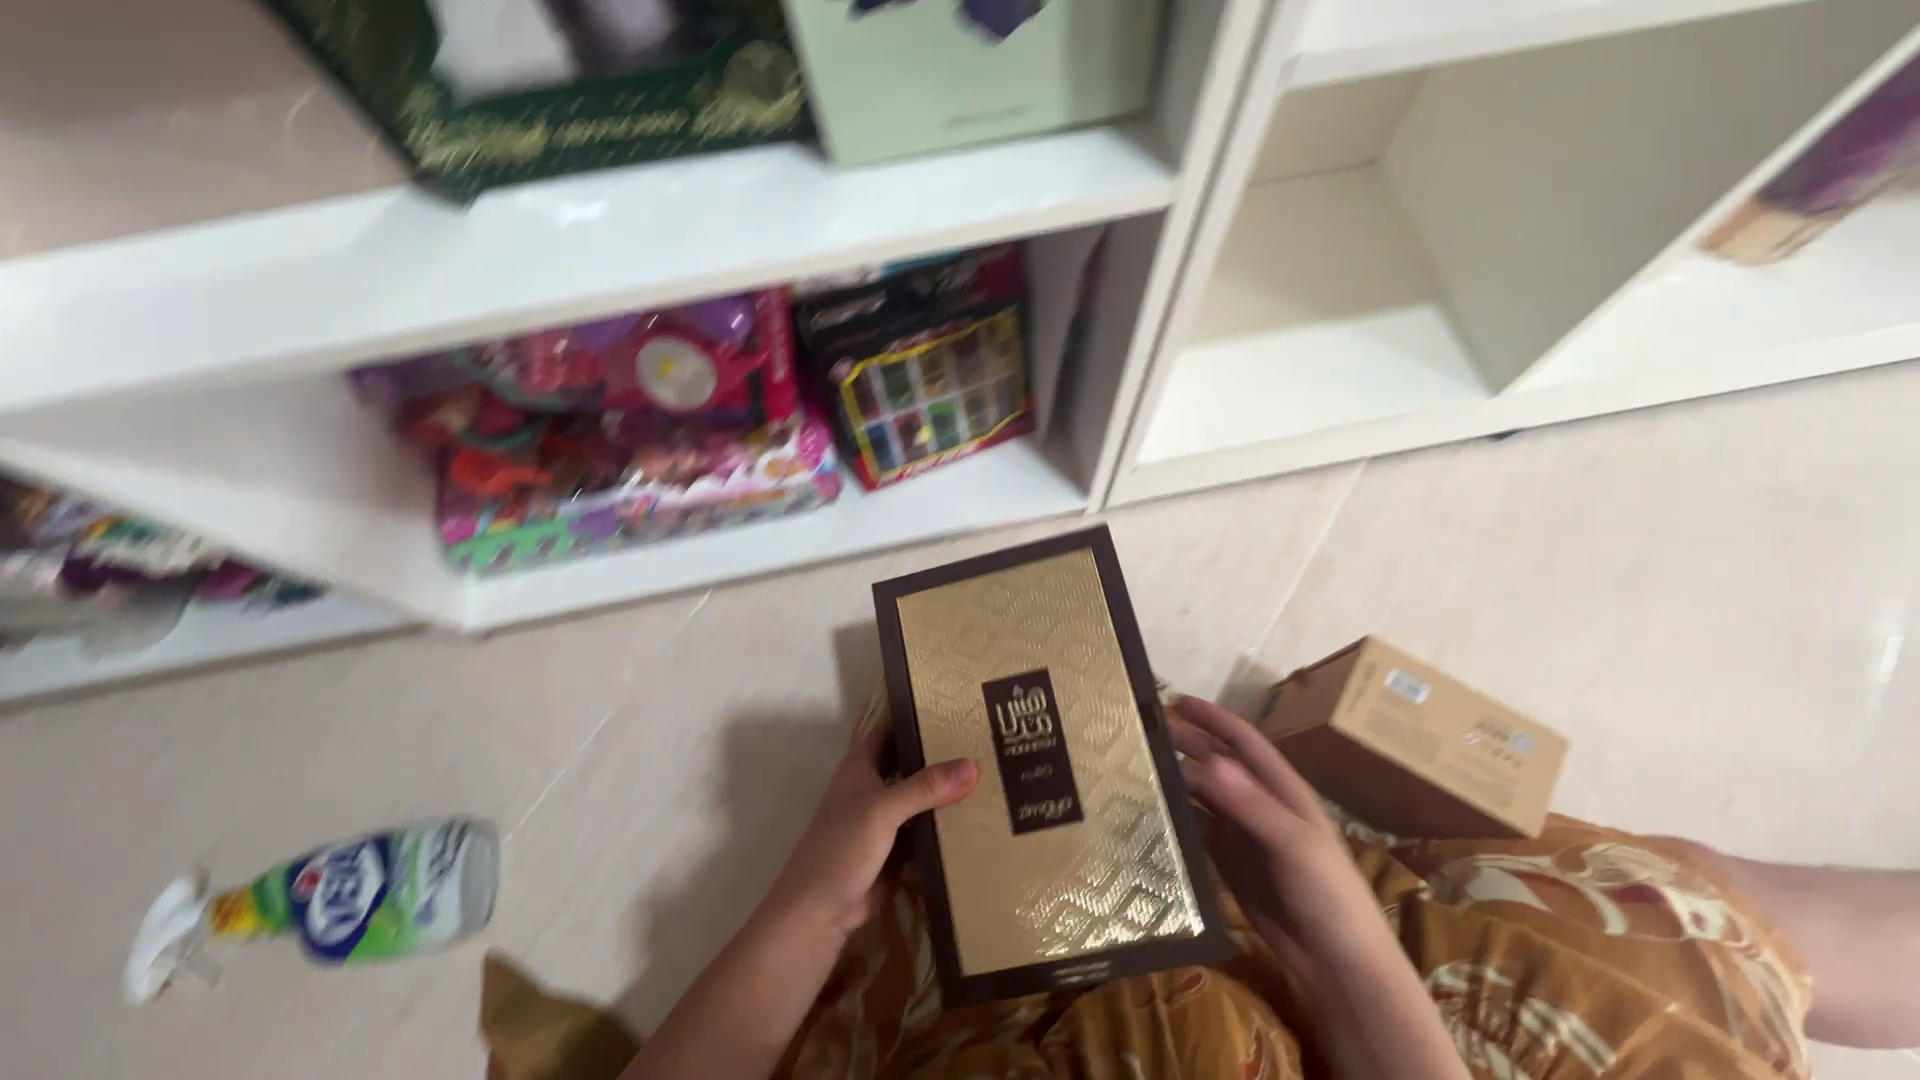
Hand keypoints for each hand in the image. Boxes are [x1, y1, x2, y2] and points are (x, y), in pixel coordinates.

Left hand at [761, 717, 979, 940]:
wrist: (819, 912)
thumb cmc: (841, 848)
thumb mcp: (884, 810)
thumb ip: (926, 787)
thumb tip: (972, 765)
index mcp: (860, 768)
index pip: (890, 729)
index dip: (915, 715)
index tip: (953, 704)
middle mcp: (872, 789)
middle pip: (911, 765)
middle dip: (941, 758)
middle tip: (984, 744)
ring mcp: (883, 823)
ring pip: (921, 802)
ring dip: (946, 797)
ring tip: (992, 779)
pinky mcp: (895, 854)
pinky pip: (925, 836)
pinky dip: (944, 832)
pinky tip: (978, 824)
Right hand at [1170, 696, 1394, 972]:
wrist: (1336, 959)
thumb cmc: (1327, 892)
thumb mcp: (1293, 843)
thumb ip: (1251, 804)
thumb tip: (1209, 762)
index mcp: (1282, 789)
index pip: (1243, 741)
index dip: (1213, 718)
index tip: (1177, 701)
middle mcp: (1259, 803)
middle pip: (1218, 763)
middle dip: (1186, 744)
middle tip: (1143, 734)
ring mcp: (1242, 833)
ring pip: (1203, 795)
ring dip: (1176, 779)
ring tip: (1138, 767)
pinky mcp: (1229, 861)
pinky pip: (1197, 830)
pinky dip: (1176, 817)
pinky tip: (1151, 812)